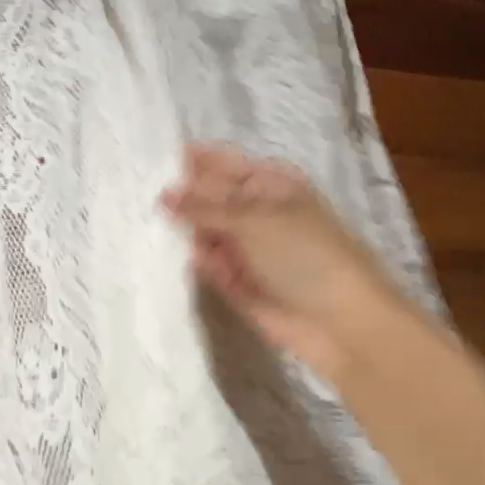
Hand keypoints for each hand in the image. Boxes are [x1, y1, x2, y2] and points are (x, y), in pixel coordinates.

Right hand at [161, 143, 405, 379]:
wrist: (342, 323)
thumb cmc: (305, 255)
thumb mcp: (253, 218)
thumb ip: (203, 205)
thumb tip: (162, 193)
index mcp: (269, 184)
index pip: (220, 163)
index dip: (188, 161)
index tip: (149, 164)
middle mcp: (256, 212)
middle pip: (207, 197)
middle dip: (179, 198)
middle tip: (142, 198)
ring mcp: (246, 249)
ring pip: (203, 232)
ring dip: (184, 232)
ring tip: (155, 228)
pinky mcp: (237, 283)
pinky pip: (208, 265)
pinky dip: (198, 263)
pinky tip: (187, 259)